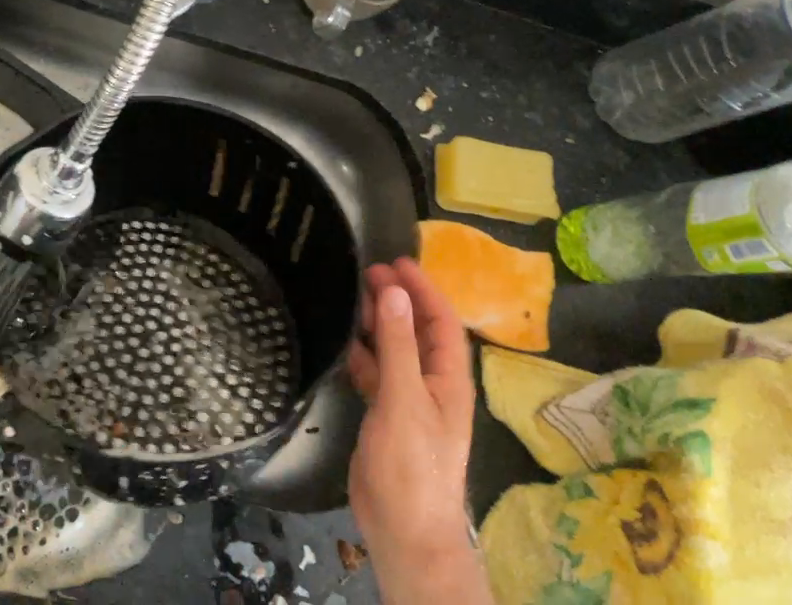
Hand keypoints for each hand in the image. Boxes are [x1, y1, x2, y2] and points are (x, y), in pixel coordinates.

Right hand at [346, 259, 491, 604]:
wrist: (404, 530)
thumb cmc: (412, 465)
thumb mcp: (404, 399)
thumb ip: (398, 345)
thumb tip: (393, 292)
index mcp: (448, 379)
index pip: (440, 321)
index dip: (423, 288)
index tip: (396, 260)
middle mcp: (432, 384)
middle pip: (418, 331)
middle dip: (398, 300)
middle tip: (367, 272)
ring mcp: (408, 401)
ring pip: (394, 350)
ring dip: (378, 323)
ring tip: (353, 297)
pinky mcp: (385, 416)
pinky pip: (376, 374)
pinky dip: (362, 355)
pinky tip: (343, 342)